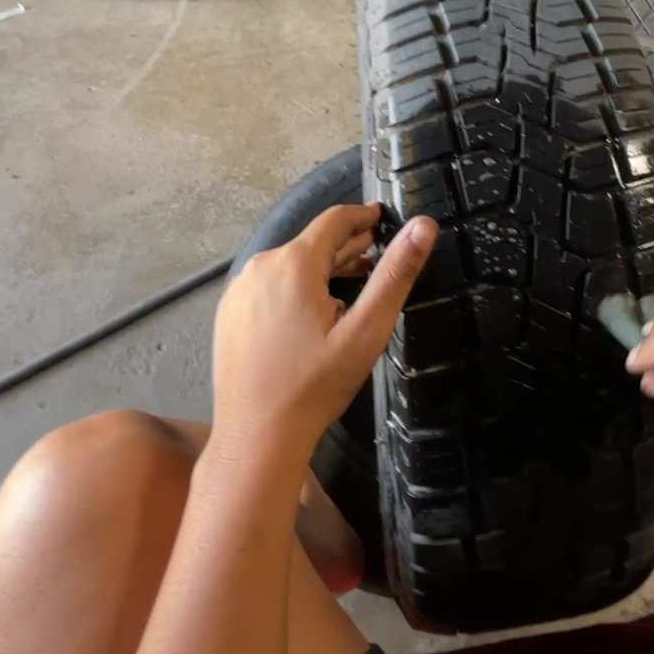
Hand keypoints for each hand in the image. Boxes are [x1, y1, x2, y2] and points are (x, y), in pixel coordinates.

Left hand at [212, 205, 435, 455]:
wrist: (257, 437)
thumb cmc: (316, 384)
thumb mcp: (366, 330)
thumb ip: (395, 274)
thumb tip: (424, 226)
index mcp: (294, 263)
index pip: (334, 220)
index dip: (363, 216)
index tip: (383, 218)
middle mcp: (261, 266)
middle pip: (311, 243)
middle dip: (346, 246)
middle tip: (376, 253)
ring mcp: (239, 290)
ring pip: (289, 265)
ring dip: (321, 268)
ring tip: (350, 282)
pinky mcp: (228, 313)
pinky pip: (268, 286)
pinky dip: (294, 288)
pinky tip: (312, 312)